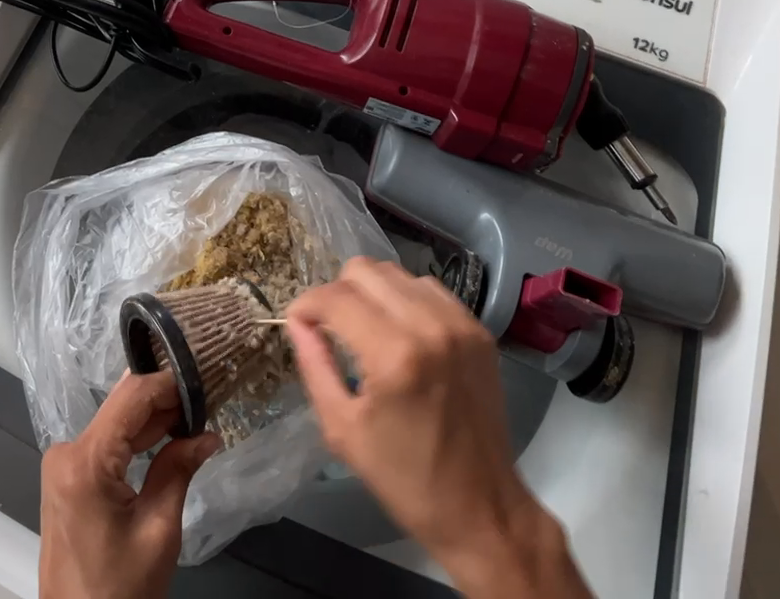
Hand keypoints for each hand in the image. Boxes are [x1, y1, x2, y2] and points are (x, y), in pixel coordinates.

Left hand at [38, 371, 220, 598]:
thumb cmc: (120, 589)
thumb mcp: (158, 530)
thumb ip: (178, 470)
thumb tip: (207, 434)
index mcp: (85, 461)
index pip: (131, 398)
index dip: (168, 383)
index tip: (204, 379)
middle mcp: (66, 451)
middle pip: (121, 408)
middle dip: (165, 401)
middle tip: (208, 398)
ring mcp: (62, 464)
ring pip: (115, 423)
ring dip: (153, 419)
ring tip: (195, 414)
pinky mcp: (66, 478)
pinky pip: (106, 445)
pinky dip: (136, 439)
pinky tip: (168, 436)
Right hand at [285, 258, 591, 598]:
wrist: (482, 508)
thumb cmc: (404, 477)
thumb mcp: (342, 428)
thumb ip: (314, 365)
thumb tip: (297, 323)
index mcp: (394, 356)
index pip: (335, 297)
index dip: (306, 305)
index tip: (298, 324)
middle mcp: (430, 327)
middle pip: (364, 271)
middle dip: (336, 293)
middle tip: (330, 327)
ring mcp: (460, 326)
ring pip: (396, 273)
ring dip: (371, 292)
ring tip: (365, 328)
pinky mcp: (479, 332)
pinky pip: (429, 289)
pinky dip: (404, 299)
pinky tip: (398, 331)